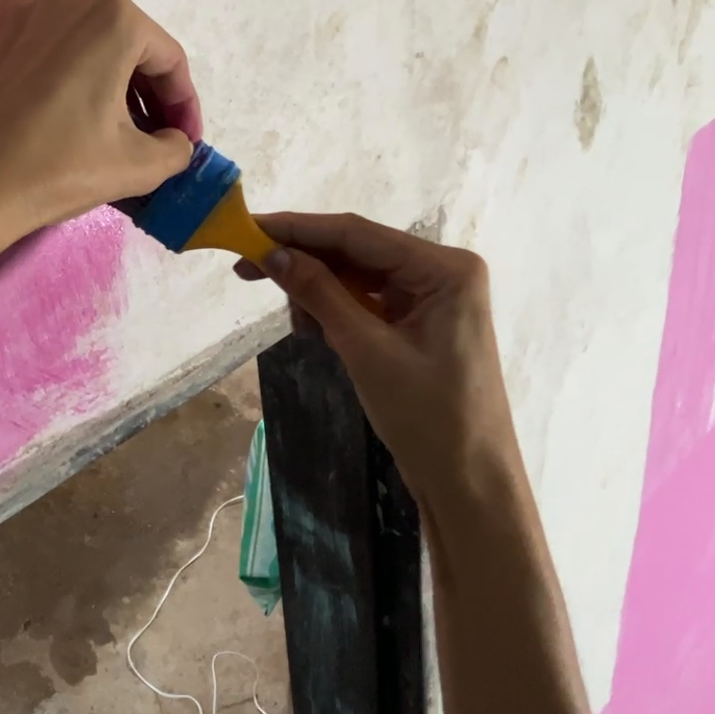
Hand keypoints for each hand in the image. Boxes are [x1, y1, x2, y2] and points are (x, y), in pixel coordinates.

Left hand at [0, 0, 199, 245]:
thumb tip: (173, 140)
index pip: (169, 63)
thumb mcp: (136, 167)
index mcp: (118, 21)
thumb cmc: (55, 170)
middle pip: (127, 45)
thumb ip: (174, 148)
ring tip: (110, 103)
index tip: (182, 141)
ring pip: (84, 30)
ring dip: (105, 62)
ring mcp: (25, 7)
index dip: (182, 106)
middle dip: (145, 89)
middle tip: (149, 134)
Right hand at [237, 213, 522, 503]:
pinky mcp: (416, 320)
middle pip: (354, 250)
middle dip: (301, 259)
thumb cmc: (428, 417)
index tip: (246, 229)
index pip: (356, 233)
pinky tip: (313, 329)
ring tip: (296, 323)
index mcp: (443, 269)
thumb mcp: (365, 349)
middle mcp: (439, 271)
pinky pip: (363, 298)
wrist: (469, 485)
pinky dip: (332, 309)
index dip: (296, 228)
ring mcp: (429, 296)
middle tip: (245, 267)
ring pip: (353, 274)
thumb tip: (269, 252)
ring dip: (315, 290)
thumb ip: (318, 292)